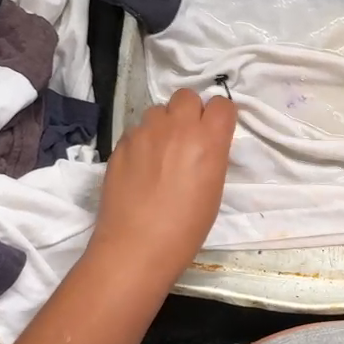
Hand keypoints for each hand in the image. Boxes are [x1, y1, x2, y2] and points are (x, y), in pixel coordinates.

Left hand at [91, 88, 235, 289]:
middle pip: (187, 96)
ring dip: (163, 125)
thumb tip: (204, 144)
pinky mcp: (120, 144)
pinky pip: (136, 131)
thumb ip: (211, 157)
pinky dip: (142, 143)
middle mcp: (176, 128)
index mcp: (207, 140)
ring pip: (158, 111)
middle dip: (190, 112)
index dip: (220, 117)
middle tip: (187, 139)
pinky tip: (141, 170)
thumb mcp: (213, 191)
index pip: (222, 105)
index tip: (217, 133)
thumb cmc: (186, 229)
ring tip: (161, 155)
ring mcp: (144, 133)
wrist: (137, 246)